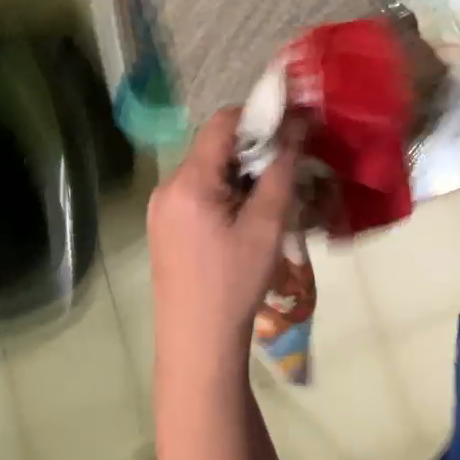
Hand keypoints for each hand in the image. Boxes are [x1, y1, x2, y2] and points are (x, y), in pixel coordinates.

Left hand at [148, 107, 298, 373]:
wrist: (197, 344)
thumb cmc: (235, 282)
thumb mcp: (266, 223)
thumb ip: (281, 167)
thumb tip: (297, 124)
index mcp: (188, 182)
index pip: (223, 122)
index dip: (260, 115)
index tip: (293, 125)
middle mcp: (167, 186)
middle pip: (214, 144)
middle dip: (254, 145)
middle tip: (290, 161)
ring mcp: (162, 208)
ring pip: (209, 167)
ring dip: (242, 168)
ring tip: (273, 190)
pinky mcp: (165, 226)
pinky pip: (199, 189)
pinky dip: (227, 188)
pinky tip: (249, 213)